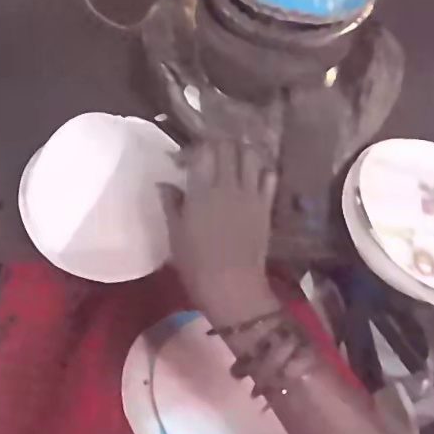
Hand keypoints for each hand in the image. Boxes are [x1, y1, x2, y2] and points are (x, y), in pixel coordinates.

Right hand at [162, 139, 279, 324]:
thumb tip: (164, 183)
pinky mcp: (266, 206)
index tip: (180, 162)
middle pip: (227, 147)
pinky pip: (269, 177)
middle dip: (215, 145)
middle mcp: (229, 185)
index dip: (191, 150)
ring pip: (250, 156)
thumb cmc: (196, 264)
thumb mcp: (175, 233)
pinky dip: (260, 171)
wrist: (232, 288)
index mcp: (202, 190)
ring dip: (238, 152)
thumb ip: (171, 203)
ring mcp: (251, 194)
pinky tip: (249, 178)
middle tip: (205, 157)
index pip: (202, 151)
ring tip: (228, 162)